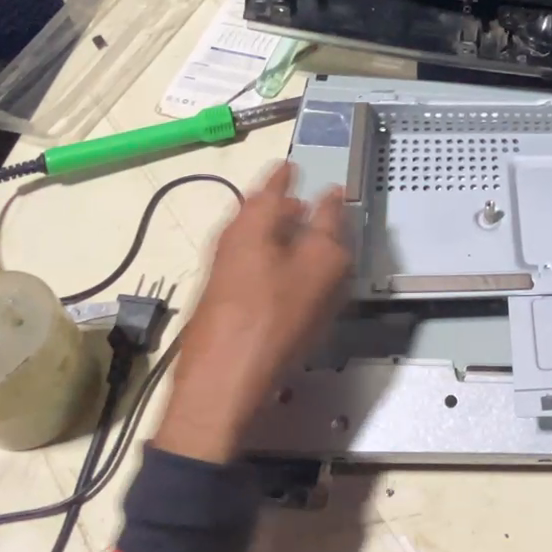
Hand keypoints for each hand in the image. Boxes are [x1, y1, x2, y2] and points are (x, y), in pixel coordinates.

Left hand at [153, 163, 348, 463]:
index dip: (286, 174)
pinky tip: (287, 287)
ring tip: (303, 247)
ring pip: (252, 241)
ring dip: (277, 238)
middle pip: (257, 212)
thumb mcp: (320, 269)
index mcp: (251, 223)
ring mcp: (219, 273)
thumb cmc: (275, 320)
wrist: (220, 387)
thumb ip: (330, 227)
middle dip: (283, 207)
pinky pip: (249, 268)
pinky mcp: (218, 302)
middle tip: (307, 207)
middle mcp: (228, 241)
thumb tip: (333, 194)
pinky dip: (269, 264)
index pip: (271, 183)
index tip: (295, 164)